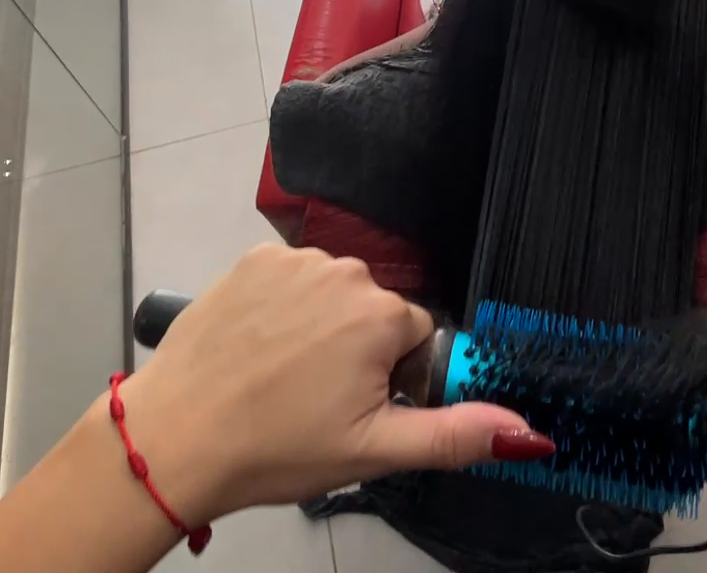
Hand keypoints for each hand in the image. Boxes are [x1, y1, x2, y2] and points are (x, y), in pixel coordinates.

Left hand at [117, 245, 546, 524]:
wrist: (176, 434)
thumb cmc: (277, 447)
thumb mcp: (374, 450)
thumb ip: (456, 434)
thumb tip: (531, 434)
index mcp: (383, 315)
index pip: (416, 335)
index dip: (394, 373)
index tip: (357, 403)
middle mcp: (347, 271)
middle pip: (376, 310)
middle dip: (360, 346)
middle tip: (318, 394)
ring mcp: (297, 258)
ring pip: (335, 291)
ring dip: (323, 323)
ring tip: (284, 371)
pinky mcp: (256, 256)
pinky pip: (293, 275)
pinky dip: (285, 302)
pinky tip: (260, 339)